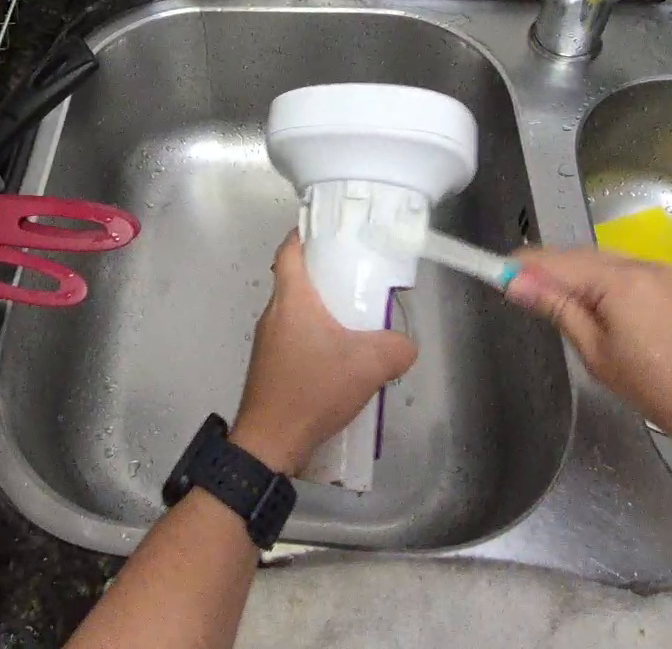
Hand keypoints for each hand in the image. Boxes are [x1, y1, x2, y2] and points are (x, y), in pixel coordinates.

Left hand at [230, 233, 417, 475]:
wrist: (270, 441)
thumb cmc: (313, 390)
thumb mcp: (369, 366)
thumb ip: (396, 348)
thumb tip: (404, 343)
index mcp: (291, 299)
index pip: (290, 250)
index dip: (306, 233)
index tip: (330, 230)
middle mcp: (274, 313)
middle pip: (296, 279)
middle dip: (326, 275)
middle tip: (359, 279)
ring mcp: (268, 340)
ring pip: (297, 311)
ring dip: (323, 310)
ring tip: (357, 321)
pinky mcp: (269, 365)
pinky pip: (295, 337)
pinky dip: (316, 337)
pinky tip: (340, 358)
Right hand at [504, 247, 671, 459]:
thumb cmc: (657, 391)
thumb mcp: (596, 354)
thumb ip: (557, 309)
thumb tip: (516, 283)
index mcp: (620, 280)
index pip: (557, 262)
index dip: (524, 265)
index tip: (497, 269)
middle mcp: (649, 266)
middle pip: (587, 258)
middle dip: (556, 270)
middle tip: (530, 289)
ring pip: (620, 267)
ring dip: (592, 279)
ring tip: (576, 307)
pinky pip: (652, 281)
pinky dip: (628, 290)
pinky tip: (629, 320)